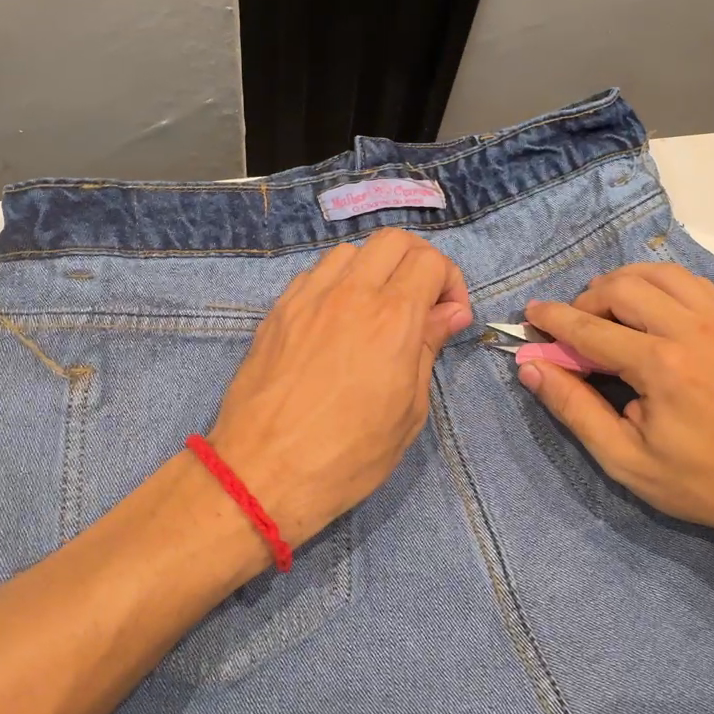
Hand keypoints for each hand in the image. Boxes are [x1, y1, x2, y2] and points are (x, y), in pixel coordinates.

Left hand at [207, 229, 472, 547]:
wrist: (263, 473)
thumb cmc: (348, 455)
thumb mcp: (408, 411)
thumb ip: (429, 348)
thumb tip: (450, 313)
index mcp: (392, 317)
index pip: (430, 261)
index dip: (450, 282)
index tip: (449, 317)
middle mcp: (351, 293)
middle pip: (394, 240)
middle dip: (418, 262)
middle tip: (421, 302)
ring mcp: (309, 297)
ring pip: (352, 251)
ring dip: (375, 269)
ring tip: (377, 309)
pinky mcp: (279, 310)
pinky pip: (315, 274)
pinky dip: (338, 283)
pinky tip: (337, 320)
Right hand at [521, 263, 713, 546]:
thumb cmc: (699, 482)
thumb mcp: (625, 459)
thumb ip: (574, 408)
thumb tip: (532, 368)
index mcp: (661, 366)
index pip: (590, 329)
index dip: (553, 320)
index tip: (530, 314)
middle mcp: (691, 329)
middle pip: (622, 287)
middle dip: (586, 300)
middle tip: (572, 328)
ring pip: (658, 273)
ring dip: (623, 283)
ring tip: (607, 312)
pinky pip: (691, 282)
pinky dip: (660, 284)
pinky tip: (650, 310)